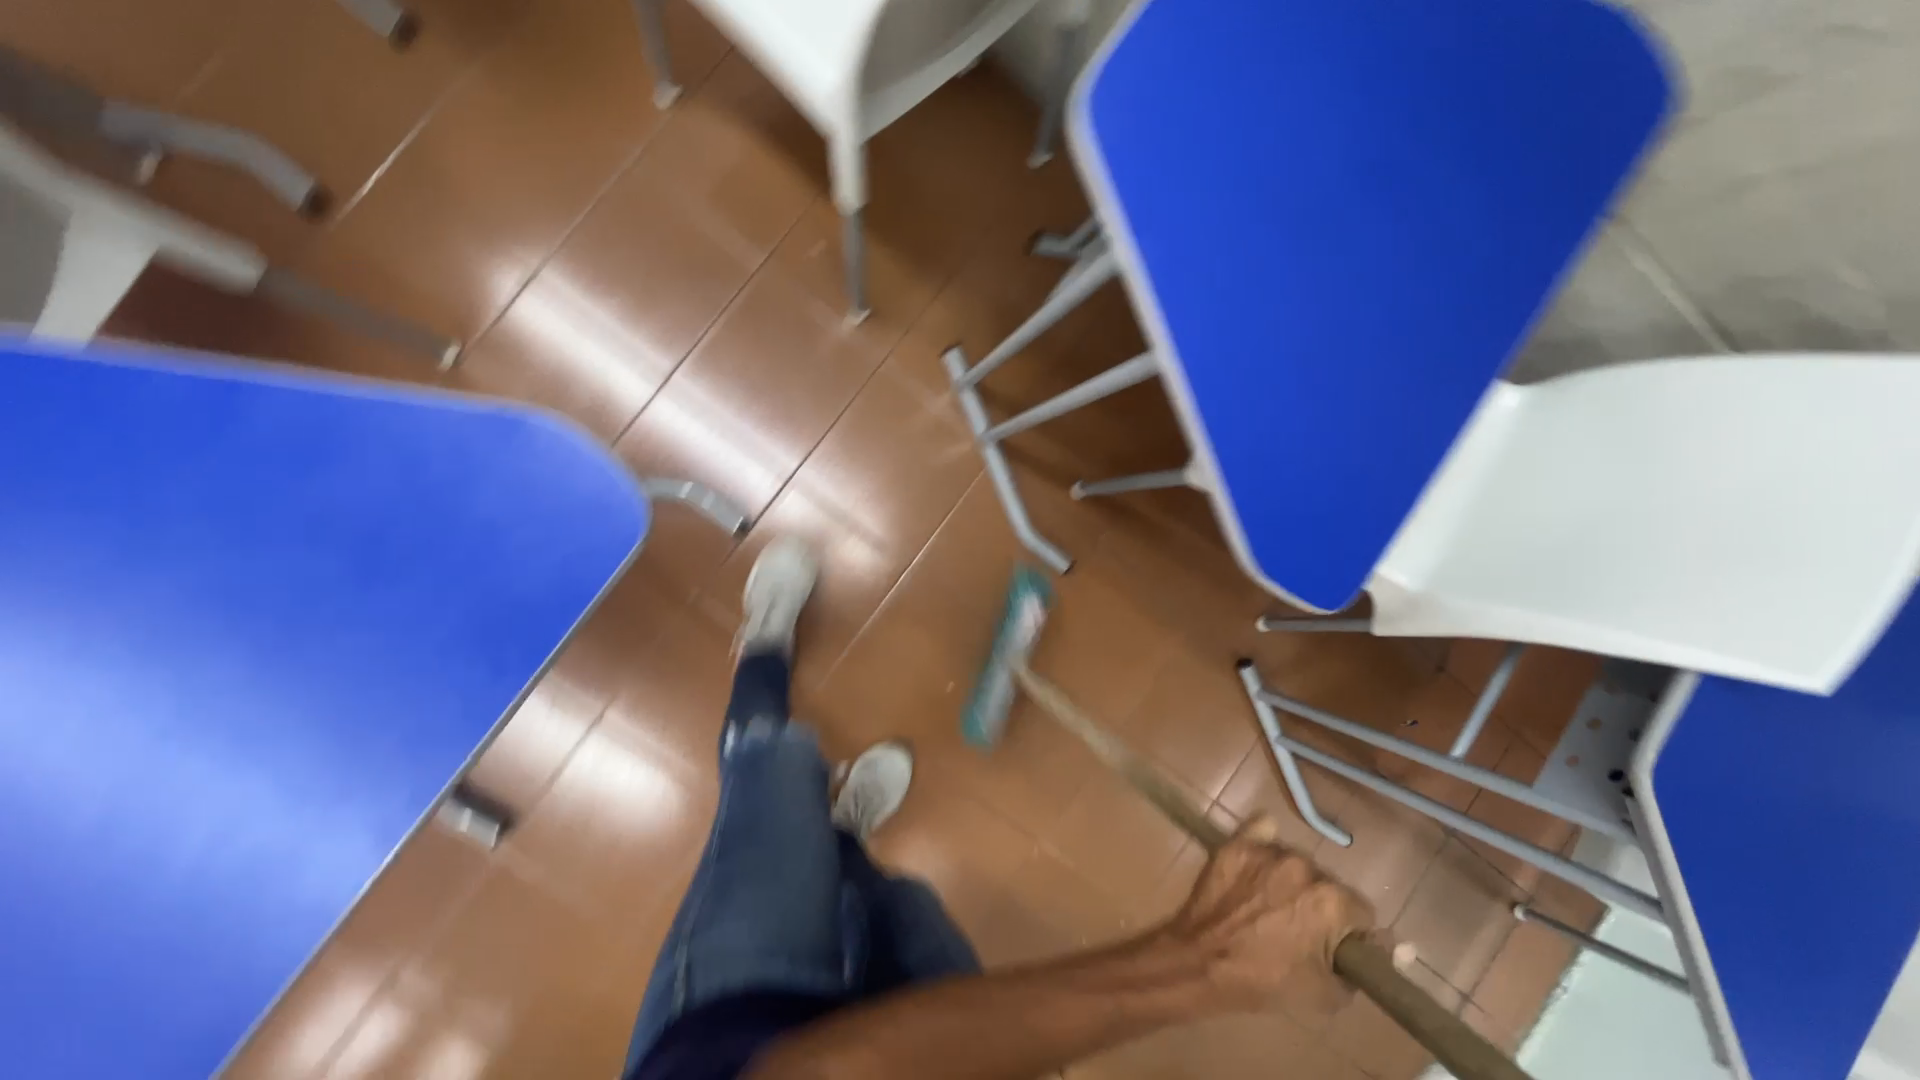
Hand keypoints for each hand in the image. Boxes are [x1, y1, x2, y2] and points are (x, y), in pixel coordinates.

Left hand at [1154, 817, 1374, 1011]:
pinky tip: (1261, 861)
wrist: (1201, 962)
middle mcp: (1306, 866)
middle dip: (1320, 906)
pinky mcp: (1238, 844)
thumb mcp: (1327, 994)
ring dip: (1290, 880)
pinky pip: (1261, 830)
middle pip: (1328, 884)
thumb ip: (1361, 970)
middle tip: (1297, 930)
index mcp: (1334, 901)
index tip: (1333, 946)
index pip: (1362, 913)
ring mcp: (1269, 851)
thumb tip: (1386, 949)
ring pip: (1296, 862)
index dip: (1350, 933)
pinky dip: (1265, 841)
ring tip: (1269, 905)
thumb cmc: (1266, 980)